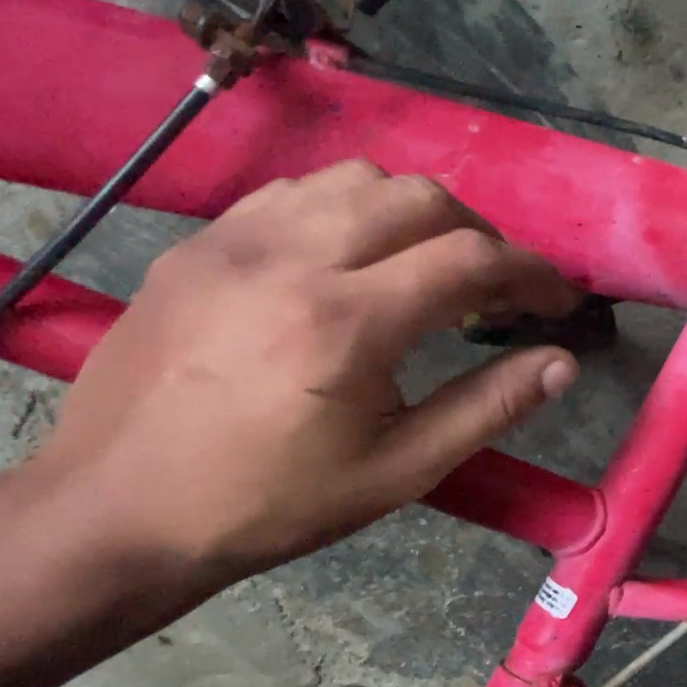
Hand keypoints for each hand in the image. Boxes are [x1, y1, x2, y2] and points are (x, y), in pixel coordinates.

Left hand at [32, 159, 580, 582]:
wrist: (122, 506)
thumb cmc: (281, 500)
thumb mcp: (405, 468)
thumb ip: (491, 407)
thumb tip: (564, 364)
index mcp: (348, 324)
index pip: (471, 259)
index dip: (534, 274)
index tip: (560, 303)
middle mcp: (292, 260)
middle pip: (421, 199)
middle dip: (484, 236)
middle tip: (501, 291)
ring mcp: (235, 241)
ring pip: (357, 180)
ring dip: (420, 215)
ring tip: (435, 270)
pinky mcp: (200, 244)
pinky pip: (297, 192)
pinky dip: (354, 211)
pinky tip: (361, 261)